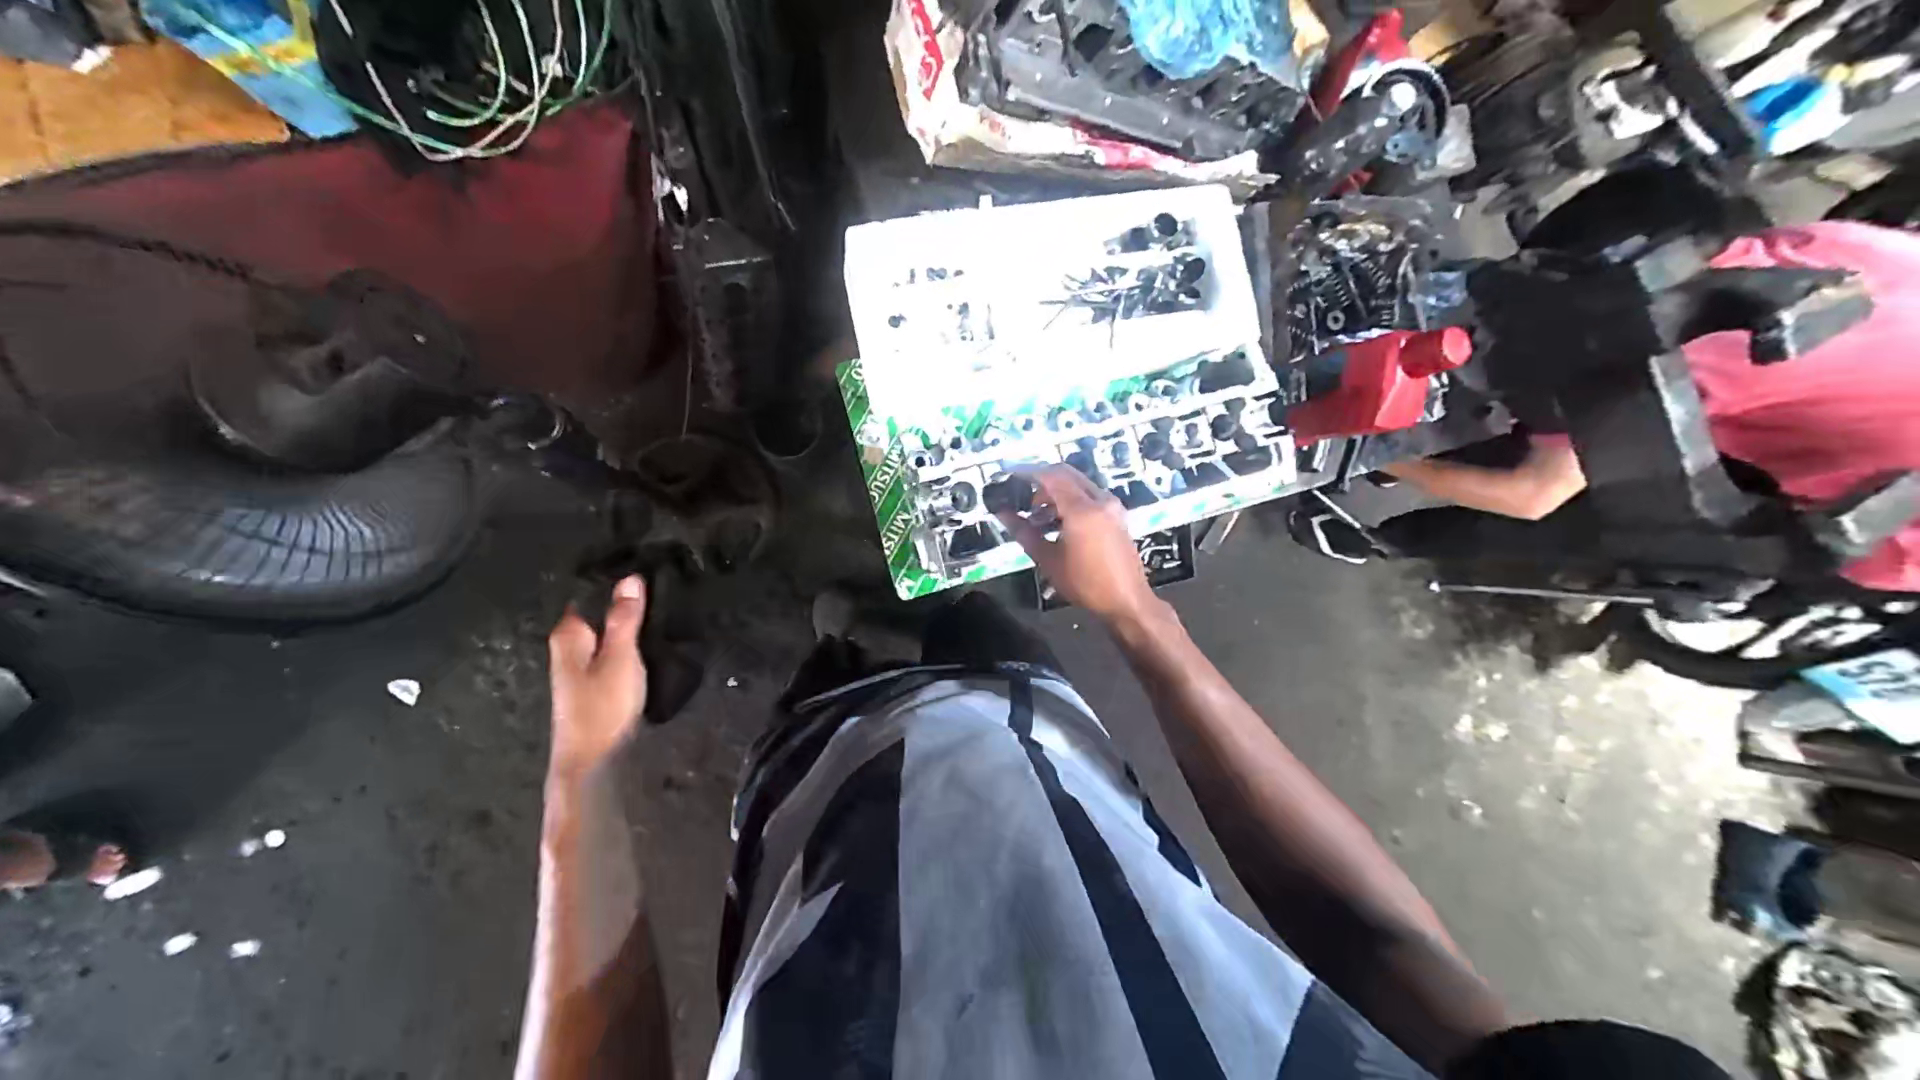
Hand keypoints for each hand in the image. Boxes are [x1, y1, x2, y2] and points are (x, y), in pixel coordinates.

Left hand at [547, 576, 648, 778]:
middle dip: (622, 600)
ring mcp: (581, 667)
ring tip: (658, 604)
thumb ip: (624, 619)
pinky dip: (628, 642)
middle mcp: (570, 647)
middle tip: (658, 582)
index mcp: (569, 635)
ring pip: (606, 633)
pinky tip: (648, 639)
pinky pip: (612, 650)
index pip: (587, 594)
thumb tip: (630, 578)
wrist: (592, 762)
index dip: (612, 580)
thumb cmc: (602, 707)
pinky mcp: (595, 683)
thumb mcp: (620, 658)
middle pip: (598, 613)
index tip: (644, 565)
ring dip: (627, 622)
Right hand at [996, 464, 1157, 624]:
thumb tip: (1003, 514)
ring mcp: (1112, 506)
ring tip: (1037, 515)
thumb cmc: (1086, 584)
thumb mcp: (1049, 561)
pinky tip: (1058, 521)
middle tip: (1022, 496)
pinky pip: (1090, 495)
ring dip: (1056, 491)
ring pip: (1078, 483)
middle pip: (1066, 474)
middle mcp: (1100, 500)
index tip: (1009, 476)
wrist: (1128, 601)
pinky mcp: (1117, 514)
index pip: (1051, 477)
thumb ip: (1025, 533)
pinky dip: (1071, 499)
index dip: (1027, 473)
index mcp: (1082, 510)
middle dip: (1041, 480)